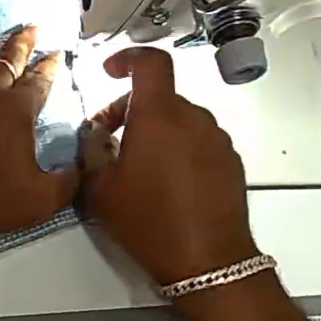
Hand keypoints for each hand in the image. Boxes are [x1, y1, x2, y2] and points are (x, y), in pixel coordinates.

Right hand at [80, 47, 258, 288]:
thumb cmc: (150, 222)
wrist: (208, 262)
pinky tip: (164, 181)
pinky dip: (177, 146)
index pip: (150, 62)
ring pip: (178, 118)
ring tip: (136, 165)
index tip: (110, 70)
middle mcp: (193, 119)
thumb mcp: (100, 190)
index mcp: (158, 116)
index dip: (127, 58)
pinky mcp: (230, 160)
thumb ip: (91, 152)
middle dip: (129, 110)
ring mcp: (217, 139)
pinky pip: (197, 139)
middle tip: (108, 139)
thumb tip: (93, 136)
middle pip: (159, 95)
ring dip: (154, 130)